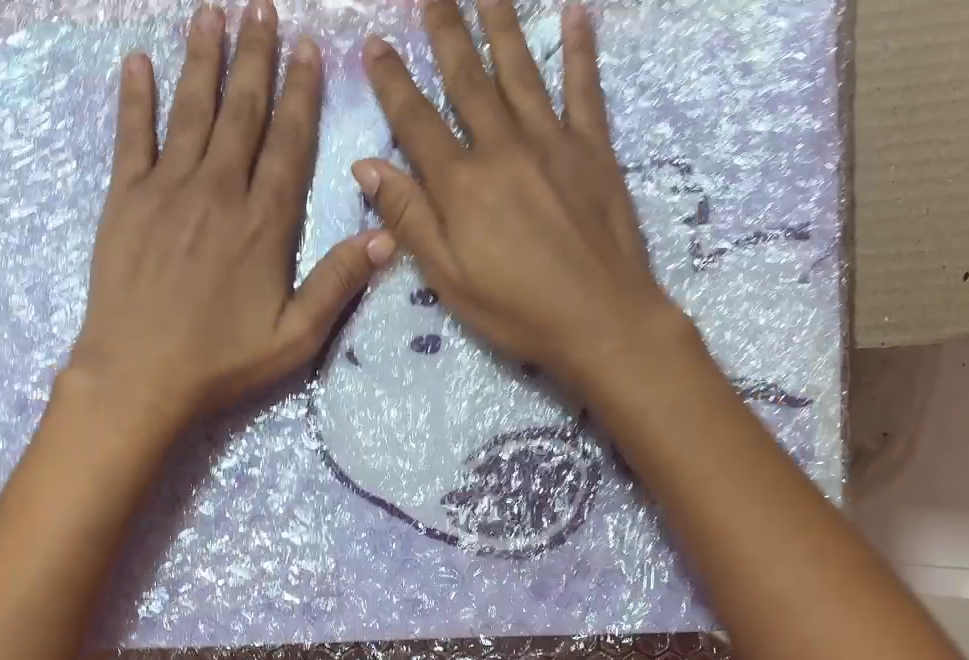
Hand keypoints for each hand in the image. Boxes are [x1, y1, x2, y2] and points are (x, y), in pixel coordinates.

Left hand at [69, 1, 395, 429]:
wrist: (139, 378)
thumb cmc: (222, 364)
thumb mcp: (296, 339)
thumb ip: (338, 283)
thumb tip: (386, 235)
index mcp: (265, 224)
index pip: (289, 143)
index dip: (300, 93)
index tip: (306, 48)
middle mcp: (218, 192)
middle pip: (242, 112)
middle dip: (255, 57)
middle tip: (262, 8)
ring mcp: (166, 191)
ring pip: (190, 110)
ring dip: (203, 59)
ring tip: (212, 13)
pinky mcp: (123, 201)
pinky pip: (130, 135)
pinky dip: (134, 96)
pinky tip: (137, 61)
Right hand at [354, 0, 685, 400]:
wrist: (603, 320)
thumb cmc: (517, 312)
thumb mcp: (448, 279)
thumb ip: (409, 218)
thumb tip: (365, 165)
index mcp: (461, 185)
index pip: (417, 121)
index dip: (393, 82)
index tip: (376, 44)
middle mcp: (504, 149)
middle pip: (468, 80)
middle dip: (446, 33)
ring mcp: (554, 144)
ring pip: (521, 71)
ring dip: (501, 25)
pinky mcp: (595, 151)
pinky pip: (585, 89)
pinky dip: (580, 50)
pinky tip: (576, 14)